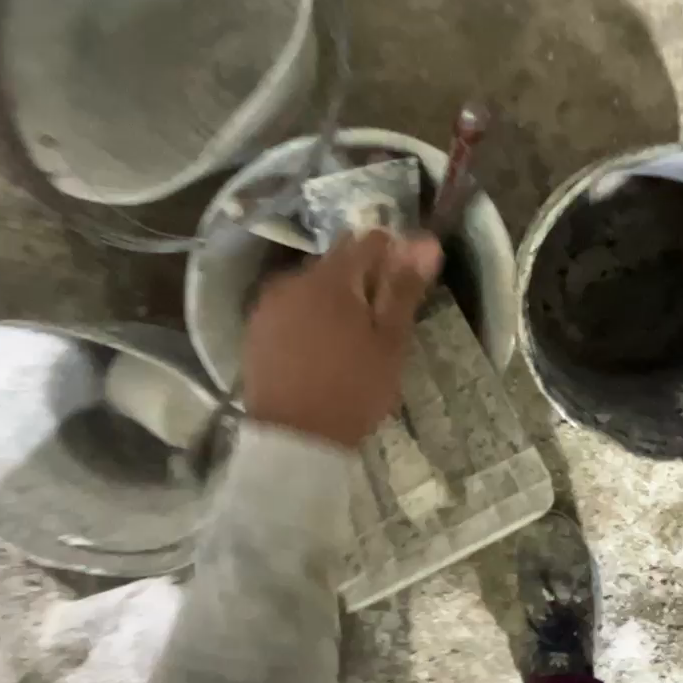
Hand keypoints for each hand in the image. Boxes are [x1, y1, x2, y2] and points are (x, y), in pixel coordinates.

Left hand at [242, 230, 442, 447]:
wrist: (294, 441)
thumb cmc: (353, 390)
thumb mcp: (390, 342)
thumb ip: (405, 287)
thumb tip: (426, 241)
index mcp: (331, 278)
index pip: (368, 241)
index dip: (392, 255)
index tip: (403, 287)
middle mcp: (294, 279)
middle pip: (337, 261)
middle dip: (361, 279)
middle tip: (380, 321)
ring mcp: (269, 304)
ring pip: (311, 284)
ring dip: (333, 298)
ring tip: (350, 339)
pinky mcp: (255, 329)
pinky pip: (290, 307)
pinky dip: (308, 316)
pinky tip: (319, 348)